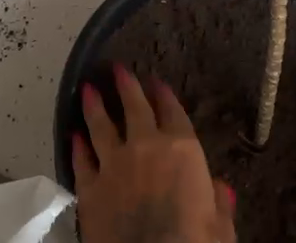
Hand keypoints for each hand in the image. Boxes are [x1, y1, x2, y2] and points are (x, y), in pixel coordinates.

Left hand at [71, 63, 235, 242]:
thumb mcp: (220, 229)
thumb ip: (219, 205)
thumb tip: (221, 190)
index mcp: (182, 150)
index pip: (173, 113)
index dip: (164, 95)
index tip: (156, 81)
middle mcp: (146, 147)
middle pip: (134, 109)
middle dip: (127, 87)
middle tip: (117, 70)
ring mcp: (113, 165)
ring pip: (101, 126)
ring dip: (94, 107)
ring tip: (87, 89)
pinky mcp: (89, 188)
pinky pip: (82, 162)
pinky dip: (77, 148)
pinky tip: (74, 137)